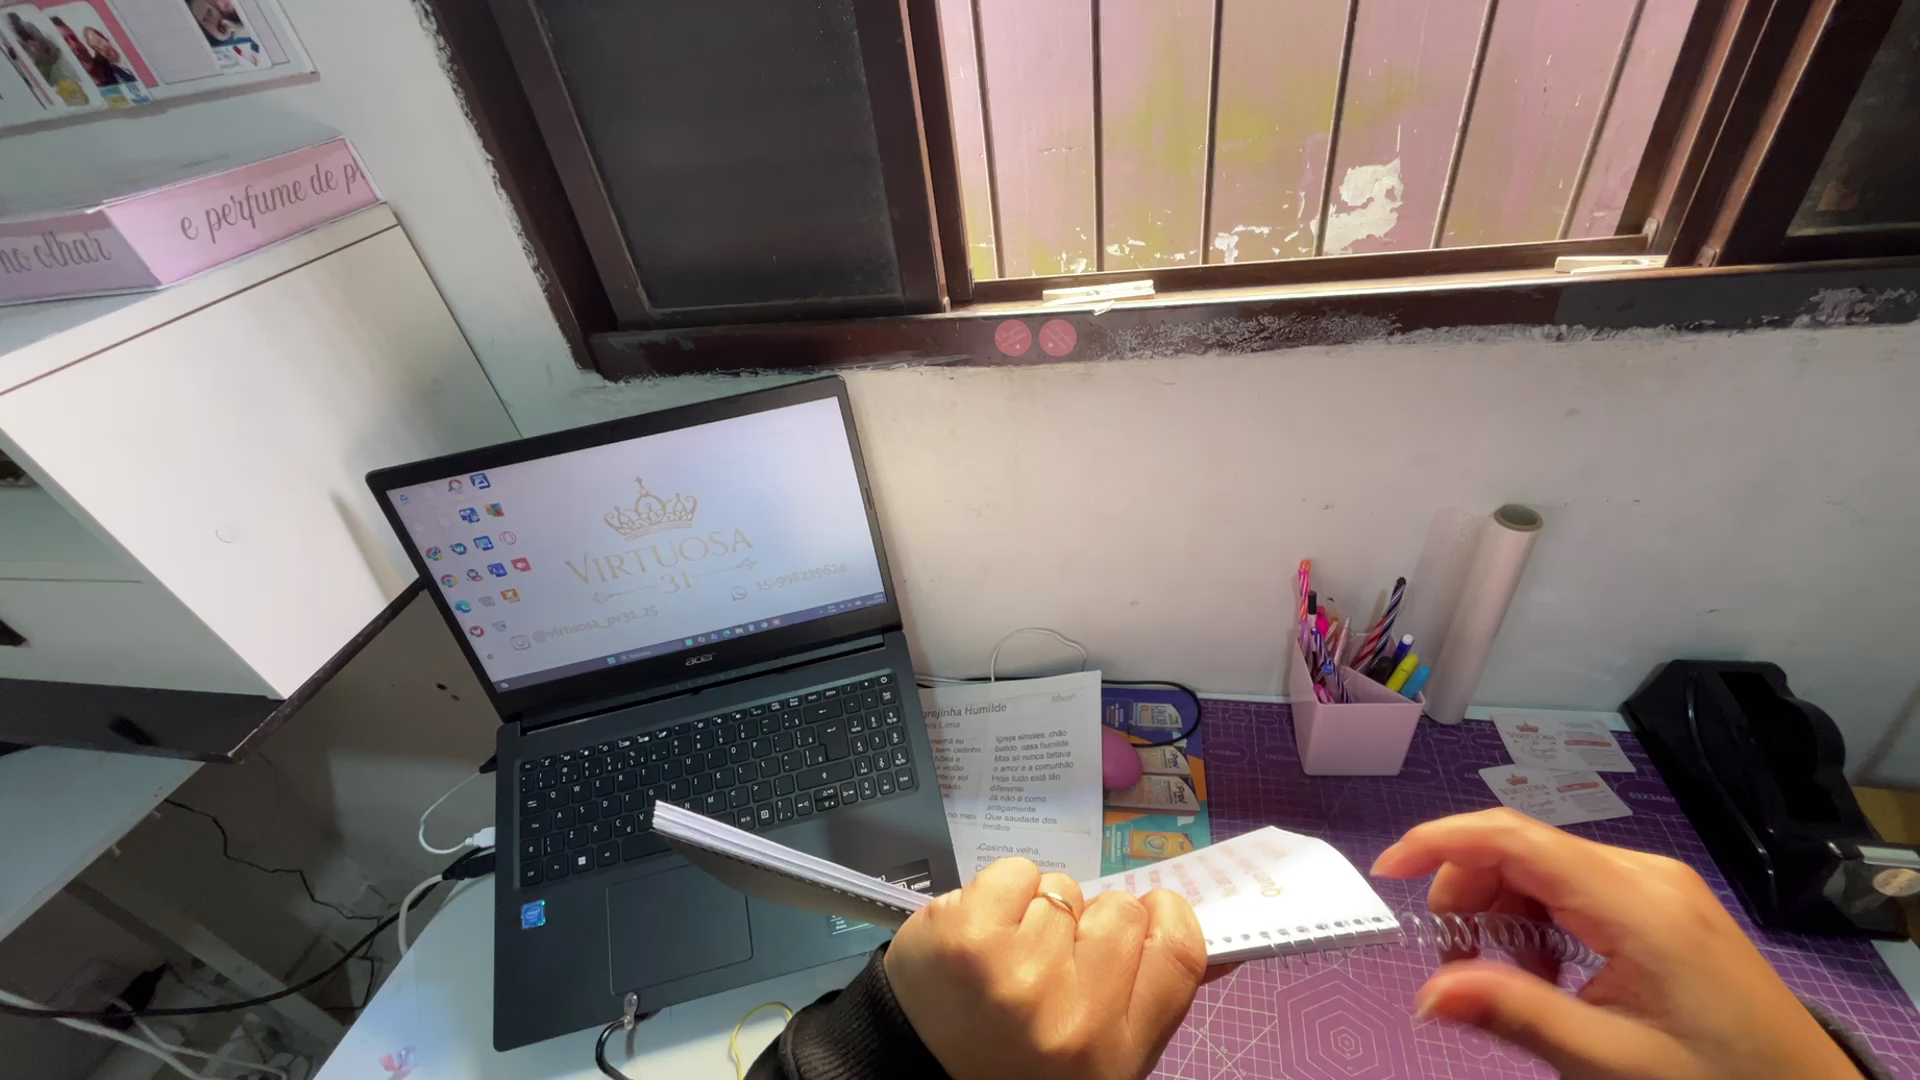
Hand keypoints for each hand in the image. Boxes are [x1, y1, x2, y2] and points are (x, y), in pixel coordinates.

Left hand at [883, 857, 1206, 1079]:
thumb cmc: (1012, 1059)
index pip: (1178, 951)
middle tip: (1050, 958)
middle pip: (1119, 908)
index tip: (1144, 915)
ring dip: (1037, 910)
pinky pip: (1015, 870)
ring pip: (1061, 889)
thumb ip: (1141, 993)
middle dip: (1089, 921)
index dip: (1165, 917)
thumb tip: (1179, 915)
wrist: (912, 1072)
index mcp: (1116, 1053)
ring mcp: (1019, 970)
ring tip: (1005, 956)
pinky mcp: (968, 932)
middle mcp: (1075, 1015)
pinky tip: (978, 935)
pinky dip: (998, 892)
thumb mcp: (1093, 1052)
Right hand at [1372, 808, 1857, 1079]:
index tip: (1388, 872)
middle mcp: (1639, 871)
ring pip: (1533, 866)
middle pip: (1515, 849)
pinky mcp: (1653, 898)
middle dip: (1466, 893)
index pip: (1512, 837)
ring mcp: (1650, 882)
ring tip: (1505, 973)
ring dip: (1497, 910)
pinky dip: (1532, 919)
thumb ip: (1512, 1014)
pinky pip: (1564, 886)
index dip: (1438, 842)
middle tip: (1453, 958)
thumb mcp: (1612, 1063)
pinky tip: (1545, 967)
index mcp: (1634, 900)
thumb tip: (1424, 995)